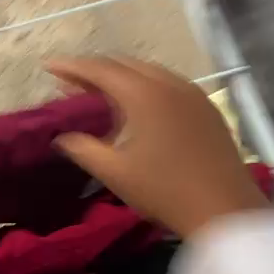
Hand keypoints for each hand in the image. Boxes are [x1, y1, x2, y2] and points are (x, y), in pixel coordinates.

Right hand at [47, 56, 270, 238]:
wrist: (225, 209)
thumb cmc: (163, 190)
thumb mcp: (113, 172)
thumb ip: (81, 148)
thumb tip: (60, 137)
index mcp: (144, 95)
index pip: (100, 69)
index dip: (71, 66)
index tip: (47, 67)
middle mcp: (169, 84)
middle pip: (124, 64)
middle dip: (93, 69)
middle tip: (68, 83)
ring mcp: (192, 93)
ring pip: (147, 71)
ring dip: (118, 76)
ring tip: (96, 93)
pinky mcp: (205, 107)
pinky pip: (166, 83)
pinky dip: (141, 85)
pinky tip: (133, 105)